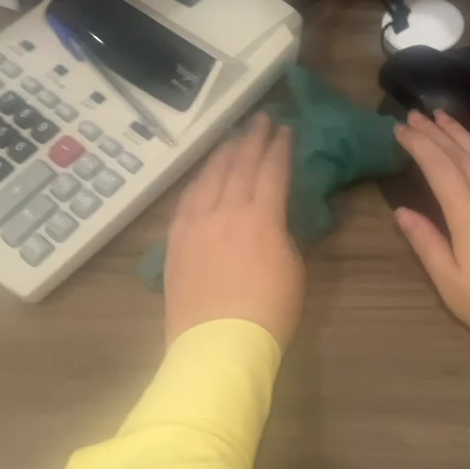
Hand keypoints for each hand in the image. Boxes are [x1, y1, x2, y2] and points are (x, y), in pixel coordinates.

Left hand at [163, 113, 303, 345]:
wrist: (218, 349)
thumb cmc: (269, 312)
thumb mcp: (294, 267)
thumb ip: (283, 233)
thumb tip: (275, 217)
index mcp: (262, 216)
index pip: (273, 169)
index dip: (281, 147)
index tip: (286, 129)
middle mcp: (227, 211)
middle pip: (240, 165)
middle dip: (253, 139)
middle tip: (261, 120)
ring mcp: (196, 225)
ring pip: (210, 177)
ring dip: (224, 154)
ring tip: (233, 140)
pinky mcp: (176, 243)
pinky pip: (186, 201)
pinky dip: (198, 182)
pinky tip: (203, 176)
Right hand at [393, 111, 469, 347]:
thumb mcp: (451, 283)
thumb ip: (426, 243)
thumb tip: (401, 213)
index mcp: (466, 210)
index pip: (436, 165)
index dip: (417, 144)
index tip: (400, 128)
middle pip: (459, 152)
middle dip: (435, 131)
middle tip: (416, 113)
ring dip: (462, 132)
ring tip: (443, 115)